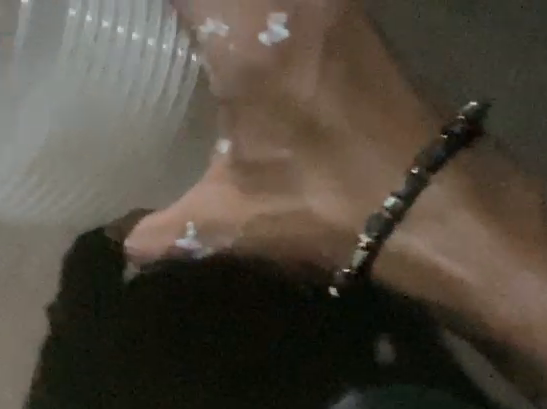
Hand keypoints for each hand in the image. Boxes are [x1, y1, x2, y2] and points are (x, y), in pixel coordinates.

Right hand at [123, 0, 445, 271]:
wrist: (422, 199)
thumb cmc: (320, 204)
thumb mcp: (228, 222)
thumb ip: (164, 231)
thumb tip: (124, 245)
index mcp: (252, 43)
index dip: (161, 5)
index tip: (127, 21)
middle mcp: (292, 2)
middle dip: (196, 5)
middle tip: (162, 28)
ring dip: (228, 9)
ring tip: (197, 30)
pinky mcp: (351, 11)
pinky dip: (262, 12)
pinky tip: (245, 36)